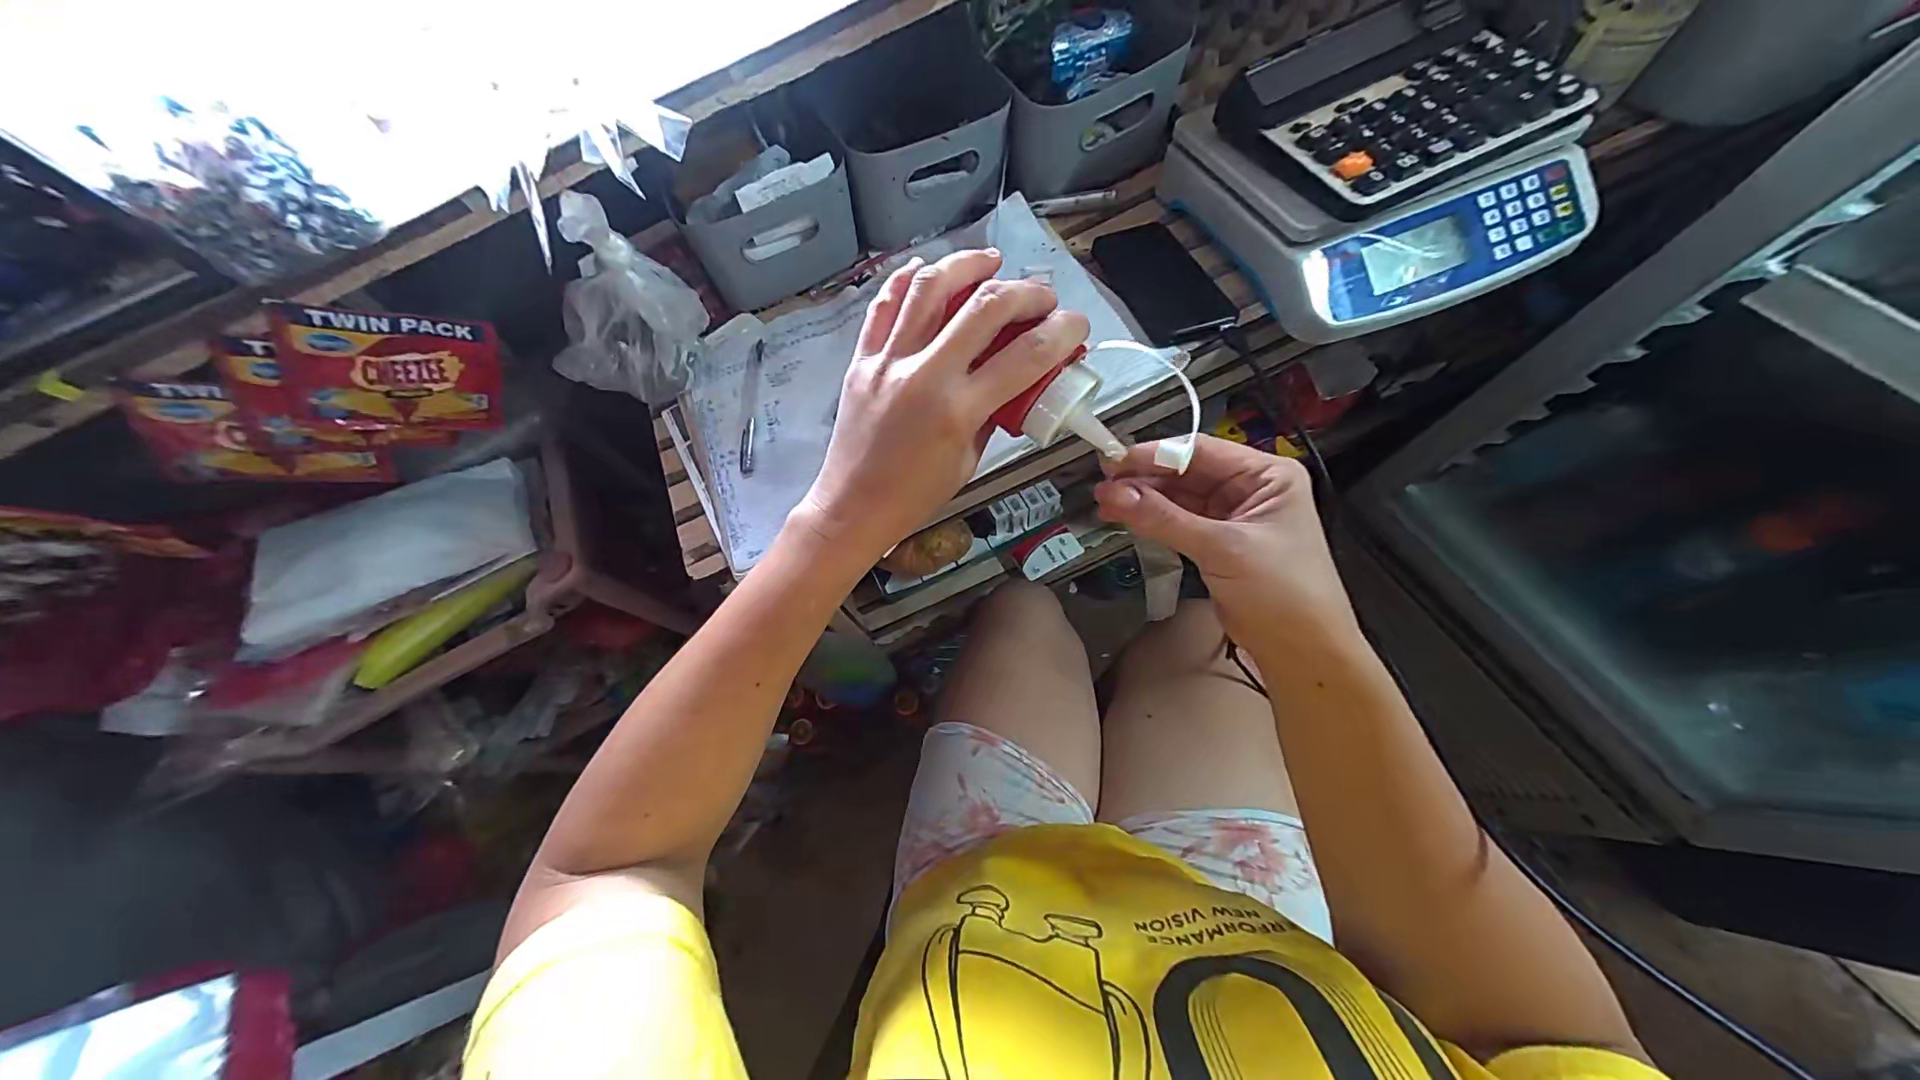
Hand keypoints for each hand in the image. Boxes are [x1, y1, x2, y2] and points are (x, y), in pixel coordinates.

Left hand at [791, 249, 1090, 562]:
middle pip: (985, 306)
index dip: (1062, 332)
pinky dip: (908, 278)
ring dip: (968, 264)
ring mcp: (888, 361)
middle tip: (1042, 296)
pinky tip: (929, 268)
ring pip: (930, 287)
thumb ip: (993, 412)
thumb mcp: (970, 459)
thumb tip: (1013, 379)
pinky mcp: (862, 358)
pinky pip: (885, 303)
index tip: (1076, 324)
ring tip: (990, 260)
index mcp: (957, 410)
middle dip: (1026, 292)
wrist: (853, 506)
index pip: (1025, 355)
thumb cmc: (914, 495)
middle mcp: (923, 375)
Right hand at [1094, 435, 1362, 659]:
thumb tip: (1117, 494)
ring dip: (1142, 499)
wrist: (1302, 650)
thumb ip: (1165, 519)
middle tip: (1104, 484)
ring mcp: (1231, 517)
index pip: (1200, 451)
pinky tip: (1124, 517)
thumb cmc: (1286, 594)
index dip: (1154, 455)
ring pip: (1177, 498)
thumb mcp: (1223, 548)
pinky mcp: (1216, 543)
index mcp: (1268, 475)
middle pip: (1185, 472)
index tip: (1116, 461)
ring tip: (1105, 501)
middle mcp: (1250, 489)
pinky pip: (1176, 522)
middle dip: (1143, 479)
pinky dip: (1150, 520)